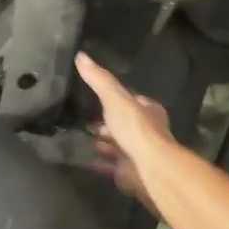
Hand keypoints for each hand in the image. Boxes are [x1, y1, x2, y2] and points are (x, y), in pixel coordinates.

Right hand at [75, 52, 175, 204]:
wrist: (147, 166)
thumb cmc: (135, 128)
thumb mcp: (115, 98)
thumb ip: (99, 79)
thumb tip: (80, 56)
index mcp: (147, 110)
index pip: (131, 100)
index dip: (115, 99)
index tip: (96, 96)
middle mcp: (145, 131)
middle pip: (122, 124)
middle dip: (106, 122)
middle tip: (83, 118)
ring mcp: (136, 152)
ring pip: (116, 145)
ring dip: (102, 142)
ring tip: (80, 137)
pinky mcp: (127, 172)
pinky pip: (109, 165)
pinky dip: (97, 162)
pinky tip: (83, 159)